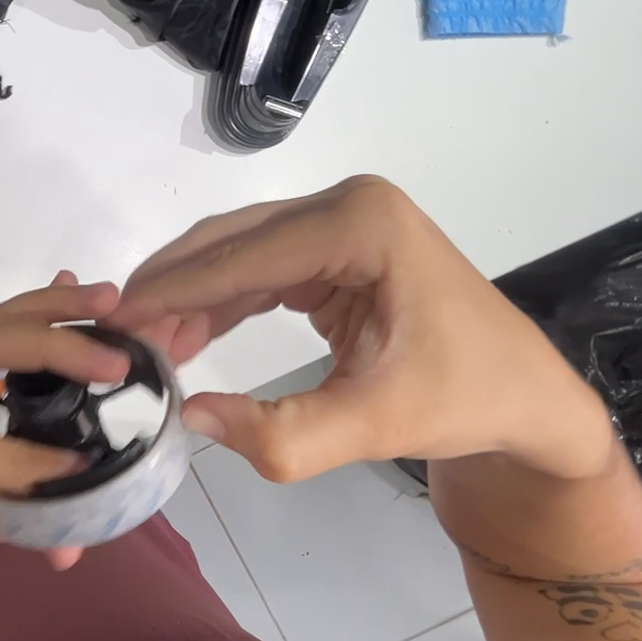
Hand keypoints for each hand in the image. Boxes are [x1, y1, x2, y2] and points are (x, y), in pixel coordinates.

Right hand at [105, 176, 613, 482]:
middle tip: (116, 333)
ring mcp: (336, 222)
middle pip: (227, 242)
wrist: (527, 402)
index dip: (172, 291)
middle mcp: (344, 206)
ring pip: (232, 252)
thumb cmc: (468, 403)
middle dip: (168, 289)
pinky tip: (185, 338)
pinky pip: (252, 269)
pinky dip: (213, 303)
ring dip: (185, 297)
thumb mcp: (377, 425)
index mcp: (361, 225)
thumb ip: (283, 433)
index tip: (113, 321)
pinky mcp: (328, 247)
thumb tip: (189, 416)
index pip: (243, 257)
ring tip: (146, 344)